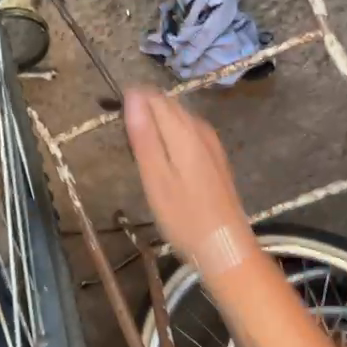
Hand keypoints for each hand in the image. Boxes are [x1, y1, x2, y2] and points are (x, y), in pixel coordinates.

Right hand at [124, 87, 259, 283]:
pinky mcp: (215, 156)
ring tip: (145, 158)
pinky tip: (167, 164)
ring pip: (176, 117)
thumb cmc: (184, 217)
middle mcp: (199, 128)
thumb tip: (132, 96)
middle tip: (130, 148)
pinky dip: (172, 137)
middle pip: (165, 103)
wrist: (227, 250)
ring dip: (157, 126)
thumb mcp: (155, 178)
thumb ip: (144, 135)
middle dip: (144, 114)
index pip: (151, 96)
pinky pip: (187, 131)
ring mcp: (211, 142)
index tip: (119, 127)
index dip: (131, 103)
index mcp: (183, 130)